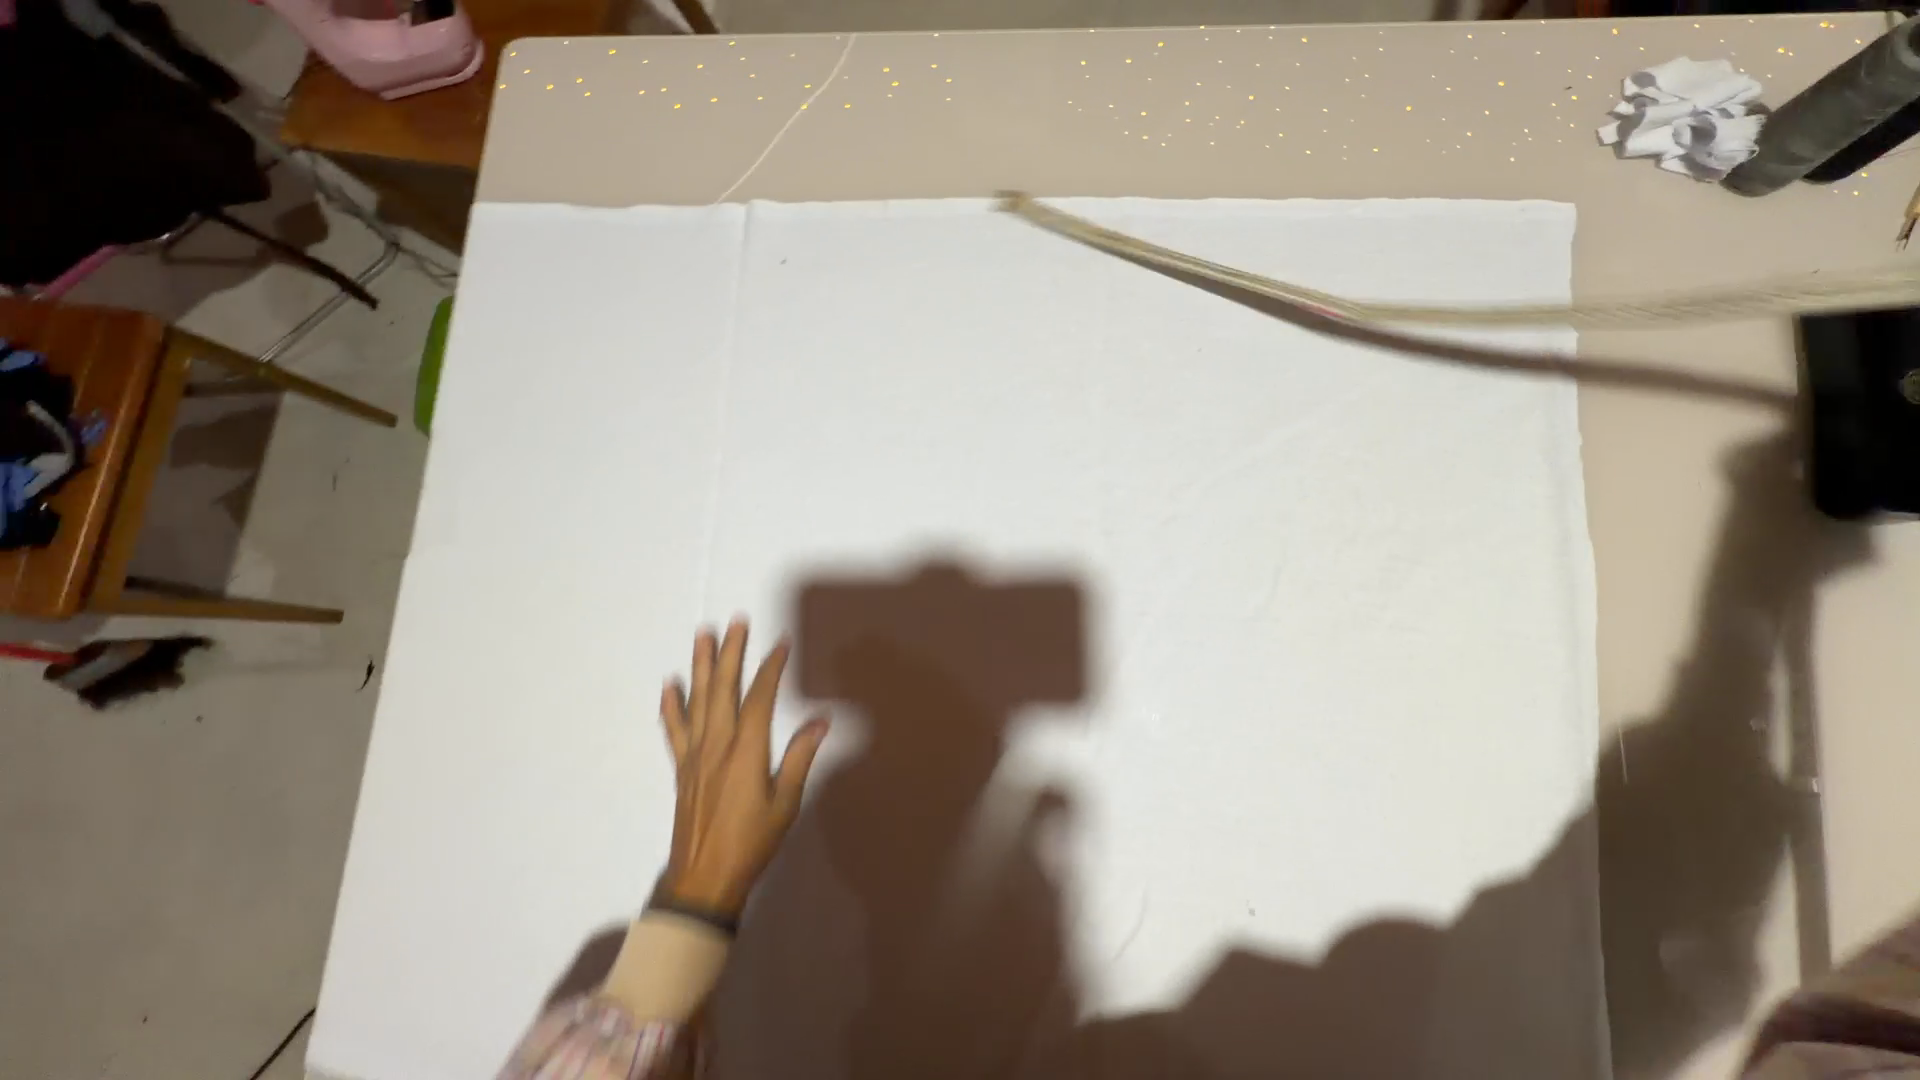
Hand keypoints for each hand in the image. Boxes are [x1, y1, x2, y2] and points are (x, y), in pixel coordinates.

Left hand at [657, 620, 830, 918]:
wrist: (705, 878)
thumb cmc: (753, 841)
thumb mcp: (786, 802)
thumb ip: (800, 758)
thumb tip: (820, 721)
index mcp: (746, 751)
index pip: (759, 698)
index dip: (770, 668)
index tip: (781, 644)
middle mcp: (717, 745)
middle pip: (723, 689)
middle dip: (731, 653)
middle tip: (737, 621)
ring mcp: (695, 755)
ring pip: (697, 701)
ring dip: (701, 666)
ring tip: (703, 636)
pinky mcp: (682, 769)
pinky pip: (674, 730)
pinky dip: (671, 706)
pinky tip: (670, 686)